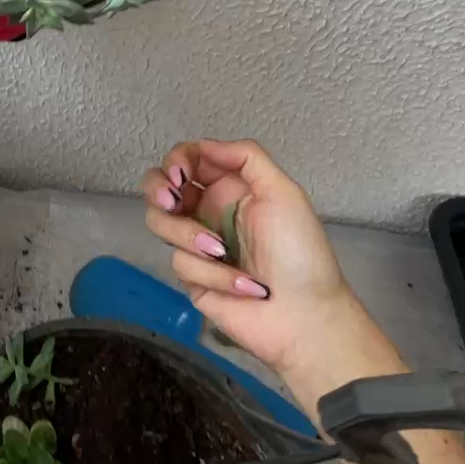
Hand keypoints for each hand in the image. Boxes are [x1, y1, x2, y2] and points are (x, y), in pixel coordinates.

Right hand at [140, 139, 401, 408]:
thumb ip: (247, 157)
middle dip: (158, 189)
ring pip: (159, 222)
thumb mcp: (284, 194)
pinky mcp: (190, 275)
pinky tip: (244, 286)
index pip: (186, 159)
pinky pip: (180, 262)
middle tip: (171, 202)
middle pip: (157, 185)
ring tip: (221, 253)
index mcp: (227, 187)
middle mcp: (205, 209)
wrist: (307, 319)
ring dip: (189, 237)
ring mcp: (194, 243)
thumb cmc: (300, 254)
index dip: (176, 160)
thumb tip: (203, 144)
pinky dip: (213, 274)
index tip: (181, 175)